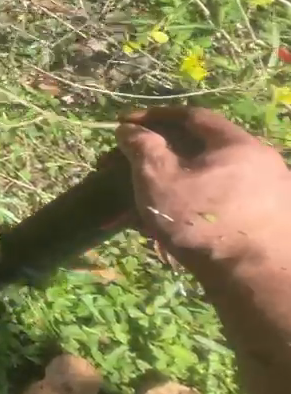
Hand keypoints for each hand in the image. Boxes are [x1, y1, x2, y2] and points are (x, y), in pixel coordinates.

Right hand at [117, 106, 290, 282]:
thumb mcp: (155, 174)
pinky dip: (188, 196)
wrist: (255, 278)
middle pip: (199, 146)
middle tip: (123, 161)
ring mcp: (270, 192)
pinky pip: (219, 195)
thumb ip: (141, 144)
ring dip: (167, 176)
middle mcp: (262, 164)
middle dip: (155, 151)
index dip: (153, 115)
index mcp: (239, 147)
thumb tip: (131, 130)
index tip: (124, 123)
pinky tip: (164, 215)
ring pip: (206, 173)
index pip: (193, 116)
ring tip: (138, 193)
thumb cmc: (199, 217)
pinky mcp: (269, 216)